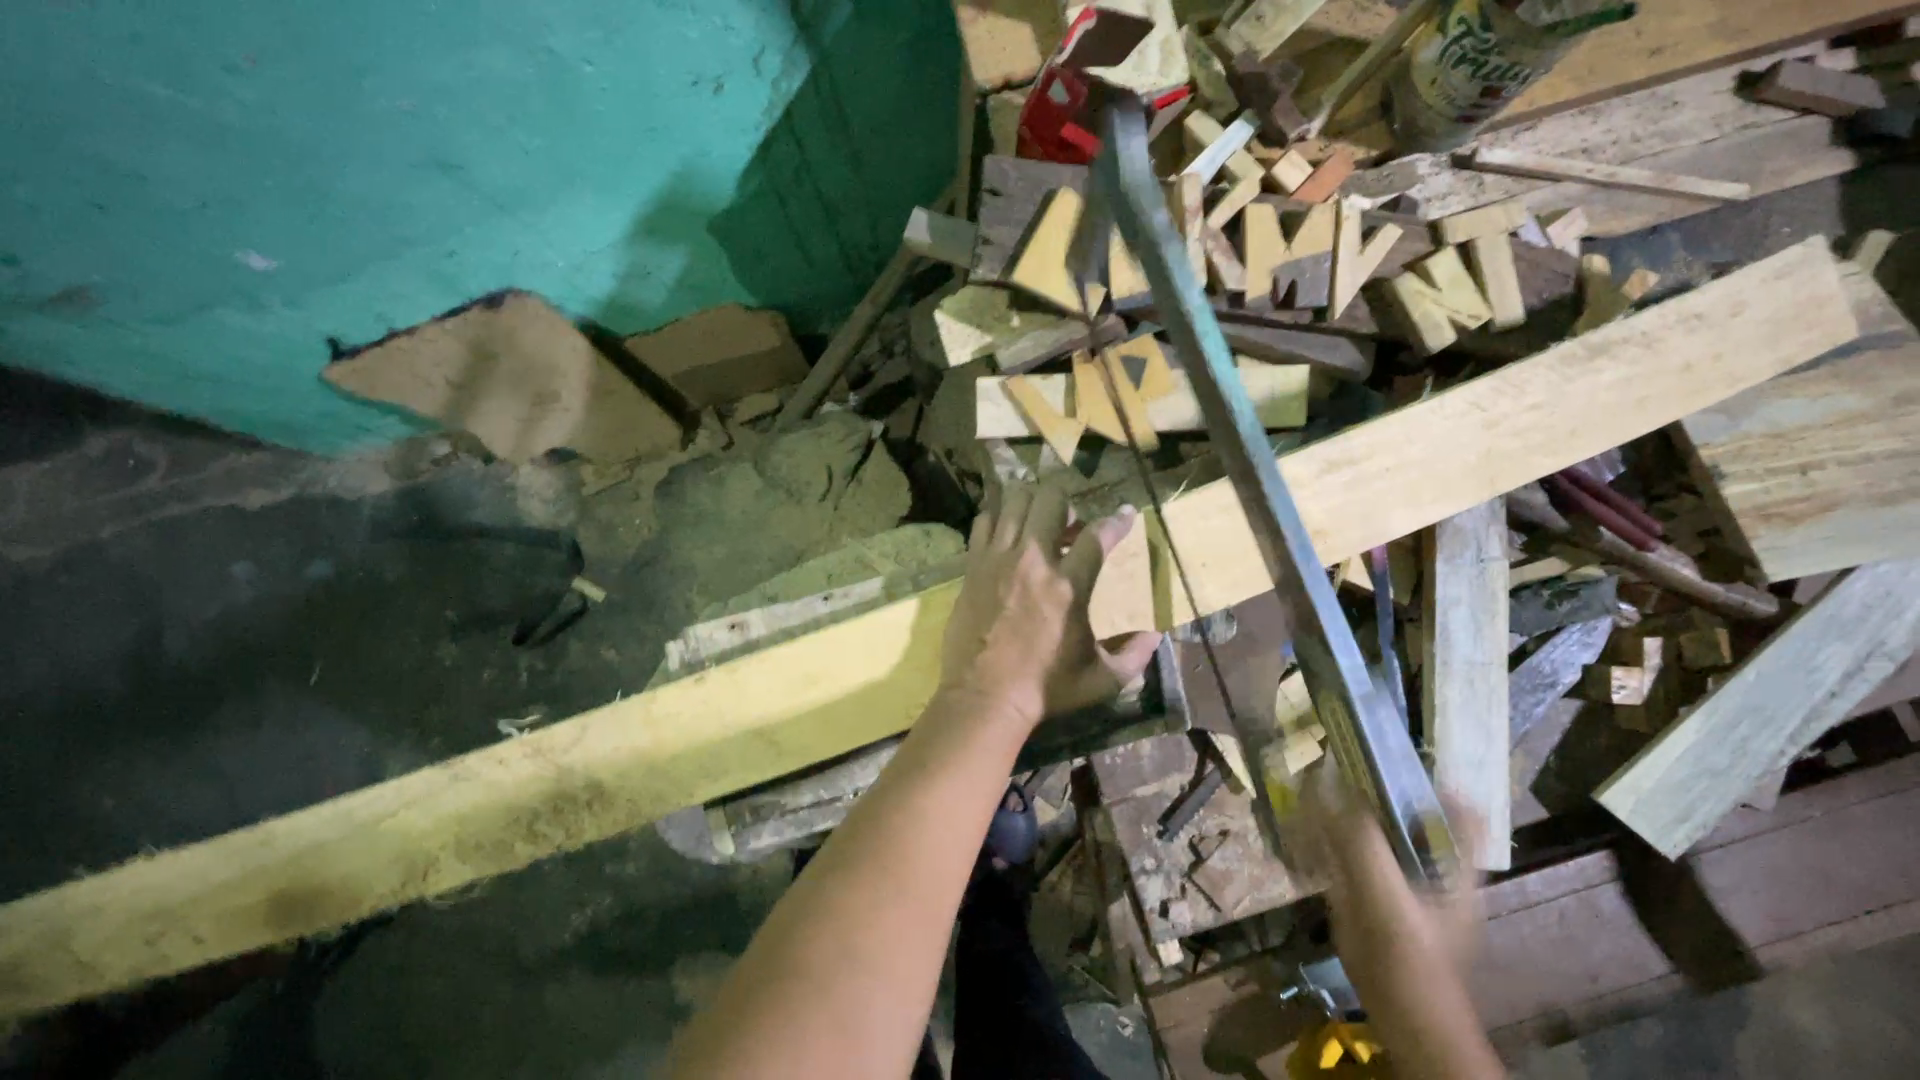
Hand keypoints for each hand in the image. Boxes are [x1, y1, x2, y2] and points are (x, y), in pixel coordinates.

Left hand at [939, 483, 1162, 731]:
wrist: (983, 697)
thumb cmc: (1045, 689)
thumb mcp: (1100, 680)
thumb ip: (1132, 656)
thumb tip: (1155, 638)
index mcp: (1069, 586)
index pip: (1098, 535)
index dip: (1118, 520)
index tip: (1126, 513)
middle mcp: (1034, 562)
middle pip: (1050, 500)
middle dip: (1066, 503)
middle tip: (1070, 524)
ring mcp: (998, 560)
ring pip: (1014, 501)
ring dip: (1032, 503)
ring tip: (1039, 521)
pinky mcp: (973, 566)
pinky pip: (984, 521)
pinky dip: (999, 516)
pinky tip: (1009, 530)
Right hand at [1300, 764, 1484, 992]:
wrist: (1404, 1024)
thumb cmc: (1408, 963)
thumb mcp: (1385, 900)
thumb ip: (1359, 844)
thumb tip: (1325, 790)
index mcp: (1452, 863)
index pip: (1459, 806)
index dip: (1432, 776)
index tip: (1388, 755)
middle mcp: (1433, 867)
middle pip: (1412, 811)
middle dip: (1375, 788)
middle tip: (1335, 766)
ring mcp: (1405, 884)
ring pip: (1379, 832)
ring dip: (1347, 812)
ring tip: (1311, 792)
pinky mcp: (1377, 900)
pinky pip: (1354, 857)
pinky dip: (1331, 840)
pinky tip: (1304, 836)